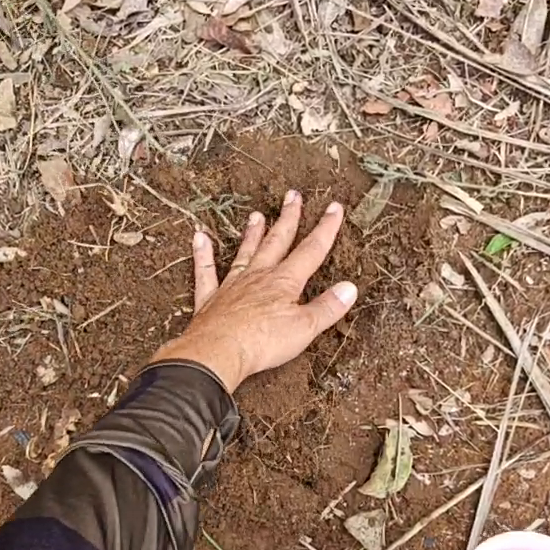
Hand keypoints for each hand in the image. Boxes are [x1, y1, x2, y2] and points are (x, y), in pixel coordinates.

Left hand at [148, 190, 355, 392]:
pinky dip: (203, 254)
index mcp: (285, 282)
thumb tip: (350, 288)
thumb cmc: (263, 342)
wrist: (219, 353)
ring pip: (245, 252)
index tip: (334, 207)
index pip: (311, 250)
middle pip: (277, 242)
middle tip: (293, 196)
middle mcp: (259, 276)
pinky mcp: (210, 299)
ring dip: (253, 233)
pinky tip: (199, 237)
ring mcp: (233, 285)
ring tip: (257, 215)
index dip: (325, 229)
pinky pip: (206, 271)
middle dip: (288, 219)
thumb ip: (327, 307)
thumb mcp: (305, 327)